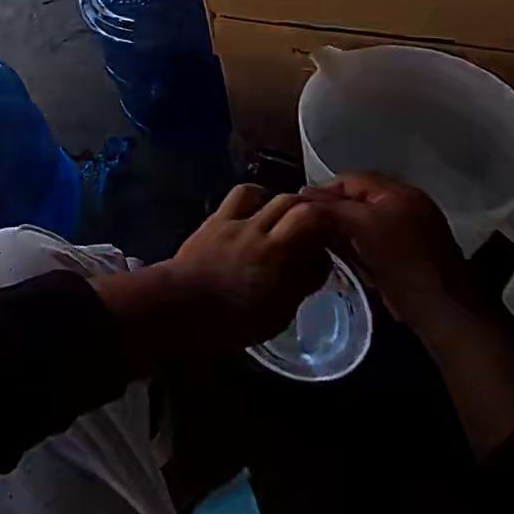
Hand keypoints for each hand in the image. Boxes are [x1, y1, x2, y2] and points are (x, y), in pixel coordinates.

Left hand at [91, 184, 334, 363]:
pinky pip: (238, 198)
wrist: (179, 303)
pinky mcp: (213, 220)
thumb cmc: (230, 320)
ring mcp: (232, 220)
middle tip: (316, 230)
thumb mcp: (277, 313)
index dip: (331, 226)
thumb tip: (317, 264)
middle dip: (311, 211)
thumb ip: (299, 283)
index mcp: (277, 253)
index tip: (334, 243)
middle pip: (293, 202)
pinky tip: (255, 214)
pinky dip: (253, 200)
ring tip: (283, 220)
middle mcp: (257, 228)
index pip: (314, 221)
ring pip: (264, 194)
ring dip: (279, 202)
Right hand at [311, 173, 475, 328]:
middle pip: (358, 198)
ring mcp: (416, 228)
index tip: (300, 208)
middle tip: (310, 225)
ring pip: (367, 218)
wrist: (442, 312)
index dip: (323, 191)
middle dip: (334, 210)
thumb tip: (302, 196)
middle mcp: (410, 204)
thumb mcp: (360, 225)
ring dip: (346, 228)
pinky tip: (348, 255)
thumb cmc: (400, 262)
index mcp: (400, 192)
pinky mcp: (416, 252)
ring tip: (325, 241)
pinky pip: (378, 236)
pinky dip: (361, 242)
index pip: (350, 179)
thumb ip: (330, 206)